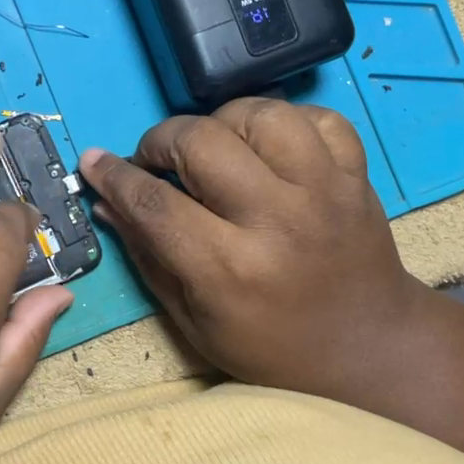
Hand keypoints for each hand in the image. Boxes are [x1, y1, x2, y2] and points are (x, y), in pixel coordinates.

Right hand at [80, 98, 428, 395]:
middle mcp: (277, 220)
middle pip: (201, 142)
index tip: (95, 163)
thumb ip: (147, 255)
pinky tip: (266, 147)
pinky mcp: (355, 176)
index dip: (114, 176)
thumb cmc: (270, 348)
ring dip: (222, 122)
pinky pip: (318, 117)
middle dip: (161, 141)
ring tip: (213, 148)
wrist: (368, 348)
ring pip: (261, 114)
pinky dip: (284, 122)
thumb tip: (106, 202)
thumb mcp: (193, 319)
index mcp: (230, 268)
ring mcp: (324, 191)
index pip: (155, 202)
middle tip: (156, 163)